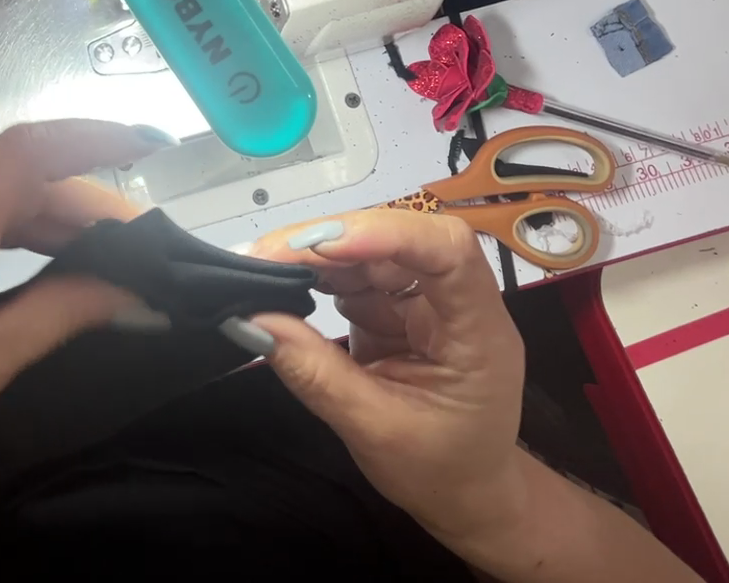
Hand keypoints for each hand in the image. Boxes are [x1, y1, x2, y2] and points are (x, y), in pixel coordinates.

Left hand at [0, 120, 162, 551]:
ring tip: (96, 257)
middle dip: (79, 204)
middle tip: (135, 248)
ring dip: (42, 217)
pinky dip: (1, 228)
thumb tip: (131, 289)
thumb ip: (60, 313)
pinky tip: (32, 259)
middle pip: (13, 177)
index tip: (147, 144)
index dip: (92, 136)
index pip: (26, 152)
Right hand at [243, 210, 528, 542]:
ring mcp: (422, 296)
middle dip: (328, 239)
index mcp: (477, 331)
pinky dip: (313, 273)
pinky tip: (280, 279)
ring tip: (260, 266)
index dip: (386, 234)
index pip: (446, 251)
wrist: (465, 494)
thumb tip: (251, 319)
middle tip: (263, 255)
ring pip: (367, 248)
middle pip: (396, 238)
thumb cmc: (439, 470)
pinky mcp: (392, 301)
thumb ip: (315, 373)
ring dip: (312, 252)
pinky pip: (352, 272)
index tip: (324, 246)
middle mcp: (453, 298)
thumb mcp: (374, 430)